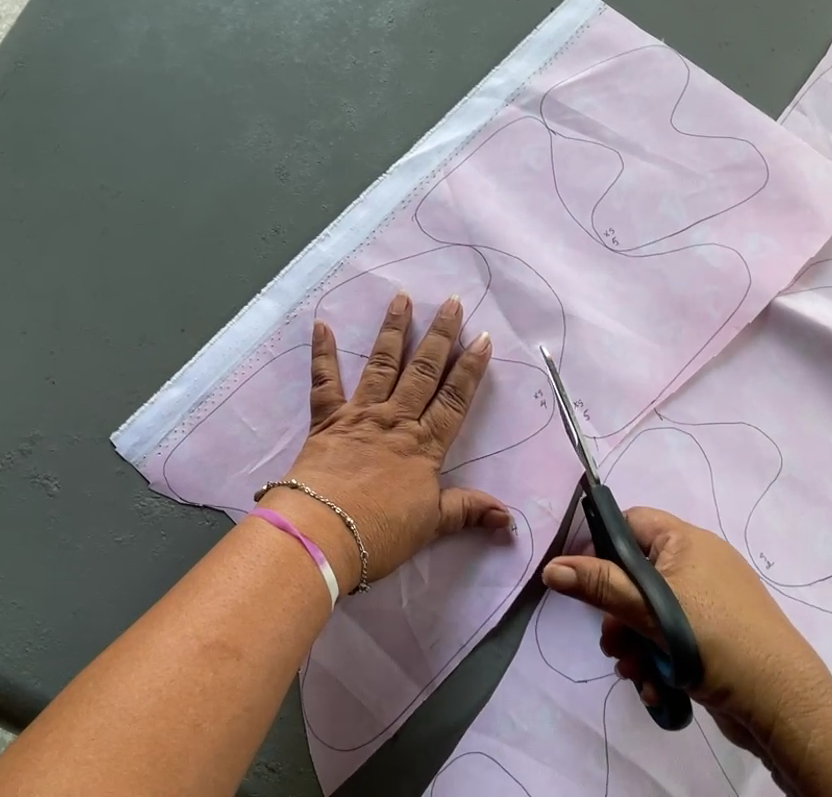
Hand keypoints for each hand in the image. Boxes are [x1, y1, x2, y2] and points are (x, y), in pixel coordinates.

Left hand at [261, 292, 511, 592]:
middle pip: (422, 372)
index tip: (482, 338)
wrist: (324, 533)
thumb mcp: (432, 526)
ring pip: (381, 365)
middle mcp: (395, 420)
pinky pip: (324, 381)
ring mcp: (360, 415)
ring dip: (393, 330)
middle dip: (439, 335)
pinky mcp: (327, 420)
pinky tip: (321, 325)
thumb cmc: (380, 533)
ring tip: (402, 298)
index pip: (454, 399)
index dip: (470, 368)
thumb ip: (468, 511)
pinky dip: (322, 353)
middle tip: (451, 302)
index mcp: (424, 445)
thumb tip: (510, 519)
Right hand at [540, 507, 831, 752]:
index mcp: (686, 541)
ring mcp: (708, 602)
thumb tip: (551, 568)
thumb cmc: (717, 641)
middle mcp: (697, 564)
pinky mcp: (714, 637)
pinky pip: (671, 636)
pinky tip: (654, 685)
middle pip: (634, 574)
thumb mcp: (651, 610)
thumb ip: (599, 586)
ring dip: (633, 642)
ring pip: (649, 612)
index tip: (583, 582)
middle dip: (616, 612)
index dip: (602, 547)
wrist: (786, 706)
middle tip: (611, 642)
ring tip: (633, 671)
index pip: (630, 522)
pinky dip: (657, 658)